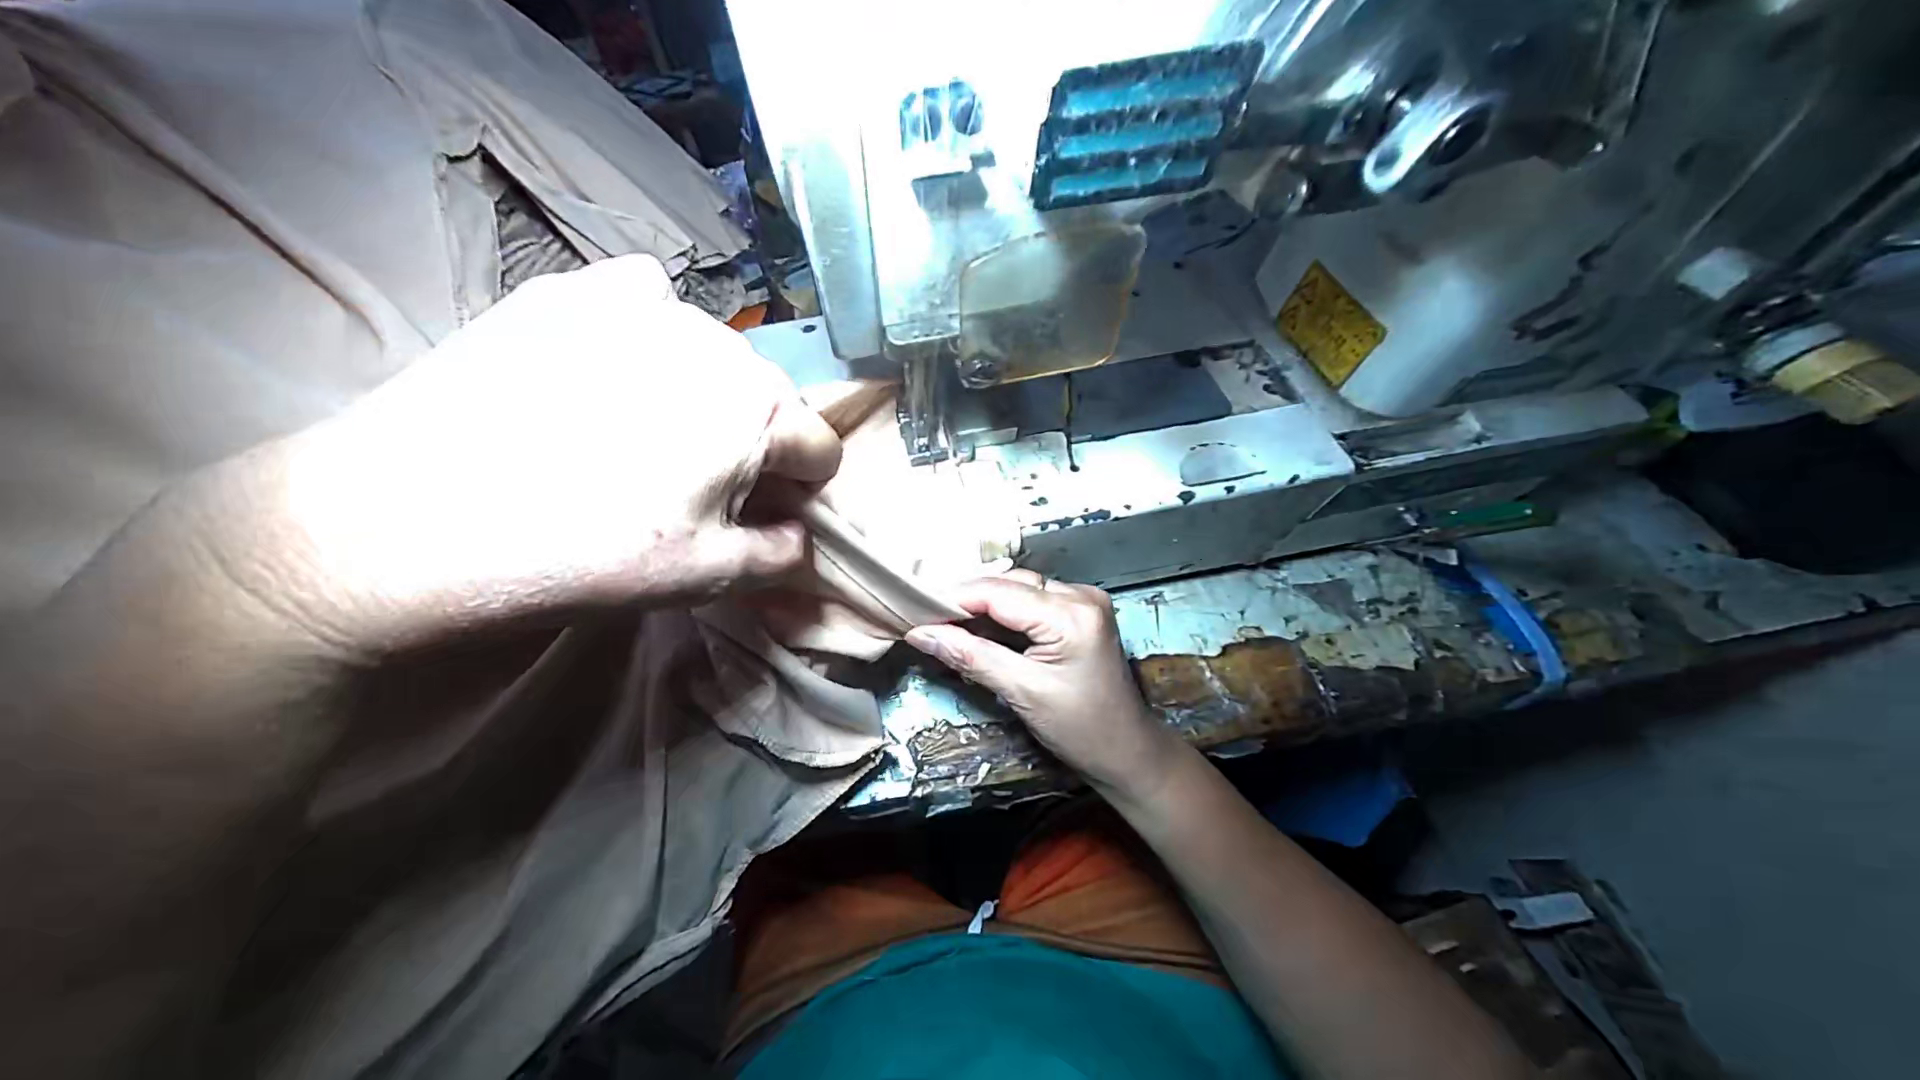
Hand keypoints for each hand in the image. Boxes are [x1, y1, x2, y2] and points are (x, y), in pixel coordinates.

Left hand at [187, 255, 839, 654]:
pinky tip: (606, 371)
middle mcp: (717, 340)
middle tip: (696, 484)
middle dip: (754, 441)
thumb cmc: (581, 556)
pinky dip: (647, 334)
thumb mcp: (705, 577)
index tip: (762, 514)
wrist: (404, 519)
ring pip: (712, 354)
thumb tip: (805, 543)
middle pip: (770, 399)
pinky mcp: (573, 290)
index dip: (799, 488)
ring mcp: (642, 304)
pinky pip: (646, 302)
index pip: (820, 447)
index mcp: (760, 409)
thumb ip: (782, 557)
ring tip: (639, 433)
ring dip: (703, 392)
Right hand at [904, 572, 1183, 798]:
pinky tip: (979, 626)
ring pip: (1019, 589)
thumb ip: (971, 657)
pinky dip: (1004, 612)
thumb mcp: (1022, 693)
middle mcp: (1080, 595)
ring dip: (983, 604)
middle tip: (926, 617)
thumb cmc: (1081, 729)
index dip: (954, 599)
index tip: (915, 611)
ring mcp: (1084, 601)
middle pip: (1009, 584)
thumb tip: (922, 634)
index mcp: (1071, 614)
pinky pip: (1033, 600)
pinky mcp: (1081, 613)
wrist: (1128, 752)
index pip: (999, 593)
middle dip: (967, 599)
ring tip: (945, 620)